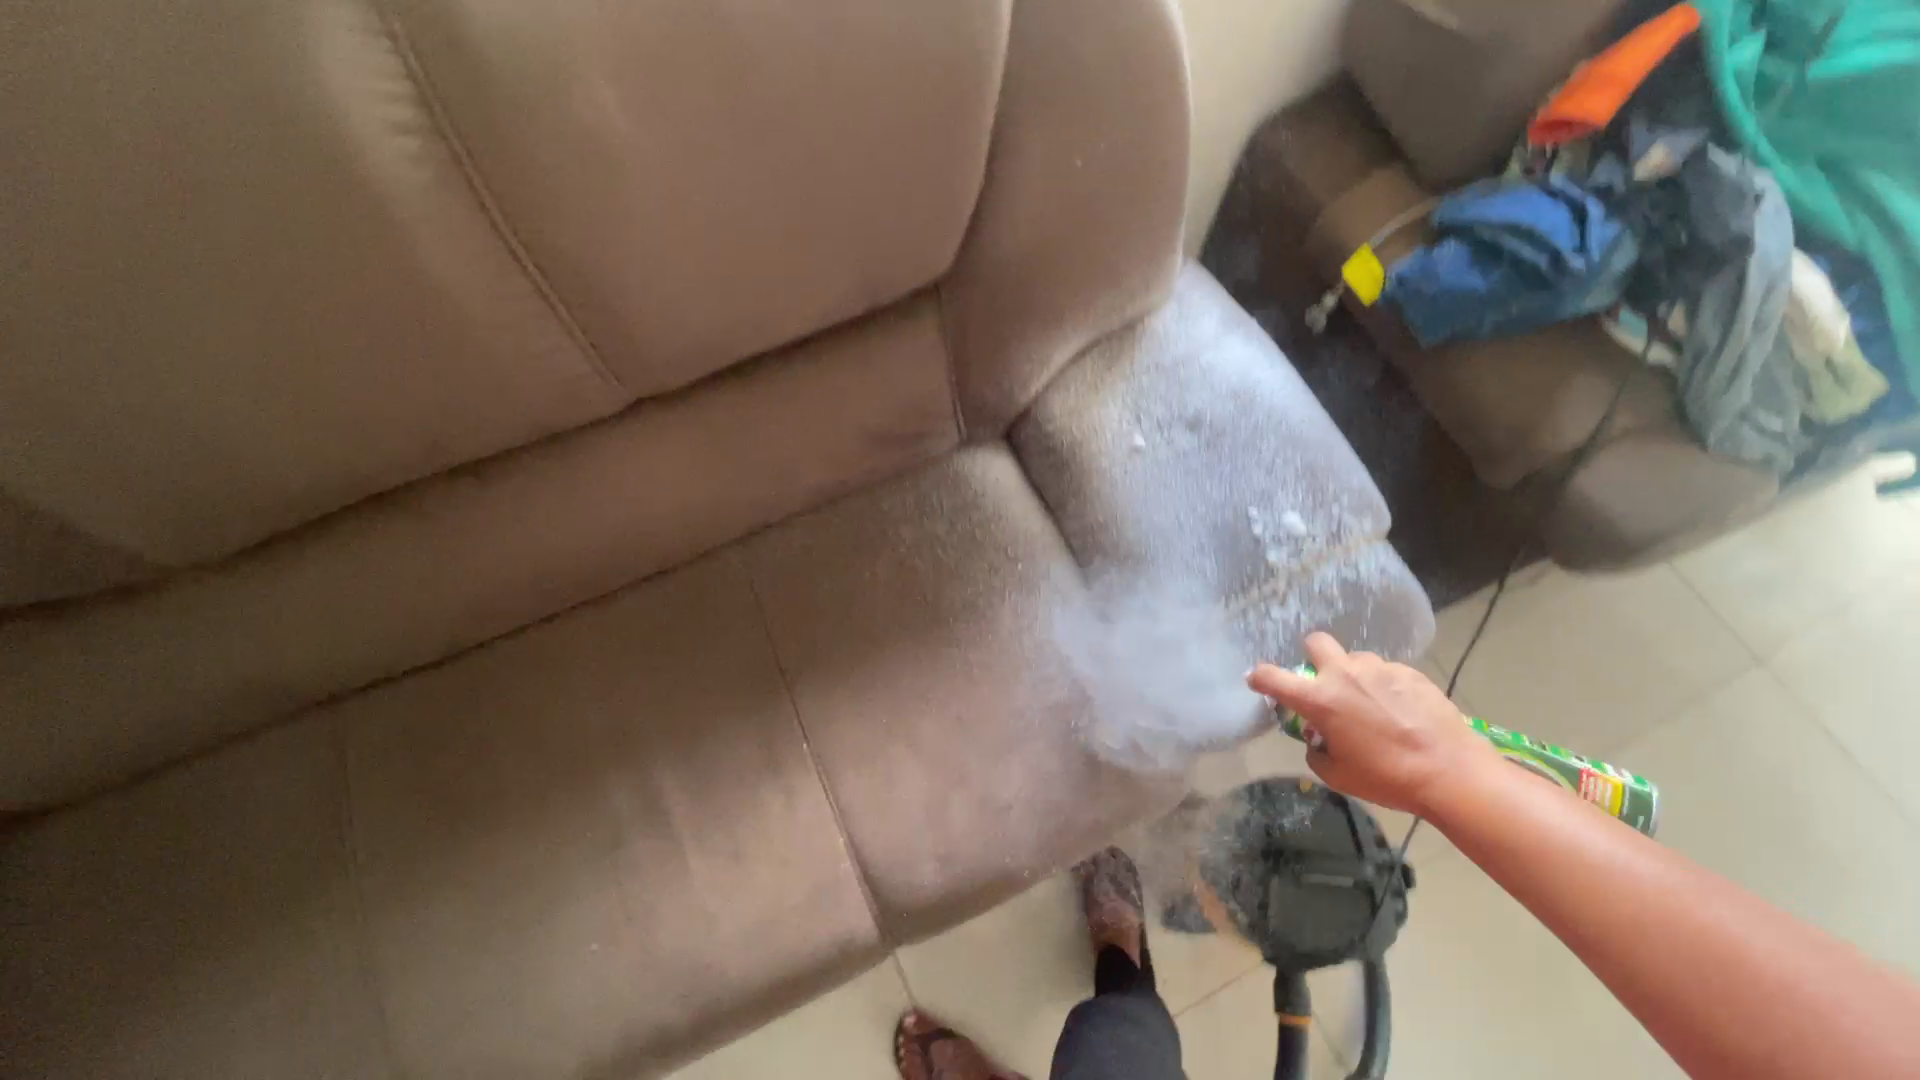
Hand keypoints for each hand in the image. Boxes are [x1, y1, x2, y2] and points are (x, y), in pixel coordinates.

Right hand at [1246, 632, 1495, 816]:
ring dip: (1355, 676)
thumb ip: (1317, 750)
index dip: (1259, 677)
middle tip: (1325, 684)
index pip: (1272, 677)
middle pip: (1316, 642)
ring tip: (1372, 705)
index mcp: (1319, 700)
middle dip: (1313, 658)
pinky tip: (1401, 712)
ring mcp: (1380, 669)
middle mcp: (1345, 675)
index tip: (1258, 681)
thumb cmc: (1387, 778)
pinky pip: (1387, 672)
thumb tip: (1319, 738)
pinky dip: (1385, 687)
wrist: (1451, 772)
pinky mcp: (1411, 672)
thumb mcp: (1337, 774)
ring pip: (1356, 660)